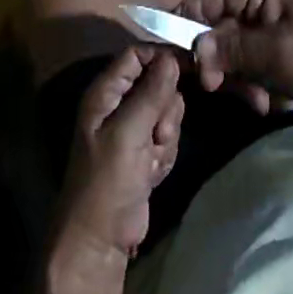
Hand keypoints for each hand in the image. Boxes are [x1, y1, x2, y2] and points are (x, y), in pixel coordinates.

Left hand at [54, 45, 183, 260]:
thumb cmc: (107, 181)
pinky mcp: (144, 150)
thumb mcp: (129, 133)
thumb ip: (151, 93)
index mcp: (105, 92)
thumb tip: (172, 57)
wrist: (101, 238)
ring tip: (152, 157)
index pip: (137, 54)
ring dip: (166, 133)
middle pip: (158, 81)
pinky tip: (153, 172)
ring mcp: (132, 127)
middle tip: (157, 133)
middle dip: (165, 107)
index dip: (163, 56)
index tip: (191, 66)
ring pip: (167, 109)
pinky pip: (167, 134)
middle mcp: (118, 104)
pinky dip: (165, 152)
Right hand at [179, 0, 292, 112]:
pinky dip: (259, 89)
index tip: (174, 48)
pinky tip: (276, 103)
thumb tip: (195, 48)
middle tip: (215, 86)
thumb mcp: (277, 51)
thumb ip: (233, 48)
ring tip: (260, 101)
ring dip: (242, 81)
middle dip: (221, 62)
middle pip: (220, 31)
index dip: (191, 20)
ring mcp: (270, 34)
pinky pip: (253, 72)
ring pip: (234, 57)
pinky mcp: (279, 59)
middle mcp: (261, 8)